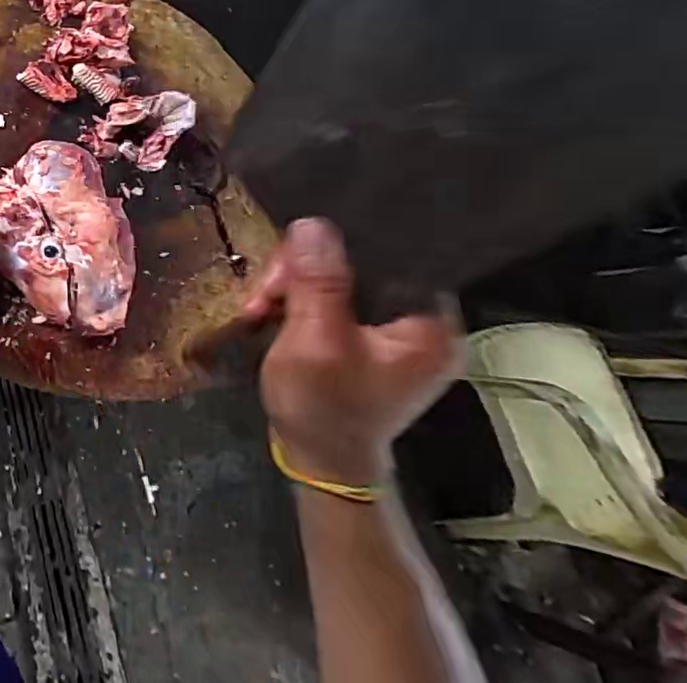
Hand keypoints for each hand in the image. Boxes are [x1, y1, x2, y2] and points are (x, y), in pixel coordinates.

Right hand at [240, 218, 461, 486]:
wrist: (317, 463)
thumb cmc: (324, 408)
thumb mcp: (315, 341)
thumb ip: (318, 283)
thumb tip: (312, 224)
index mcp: (427, 324)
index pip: (385, 255)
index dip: (332, 249)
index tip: (288, 265)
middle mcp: (417, 321)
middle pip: (354, 265)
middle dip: (300, 274)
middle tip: (264, 296)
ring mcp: (390, 332)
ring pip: (334, 279)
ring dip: (290, 288)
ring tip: (259, 308)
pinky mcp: (363, 338)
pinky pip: (329, 299)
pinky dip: (296, 302)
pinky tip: (269, 312)